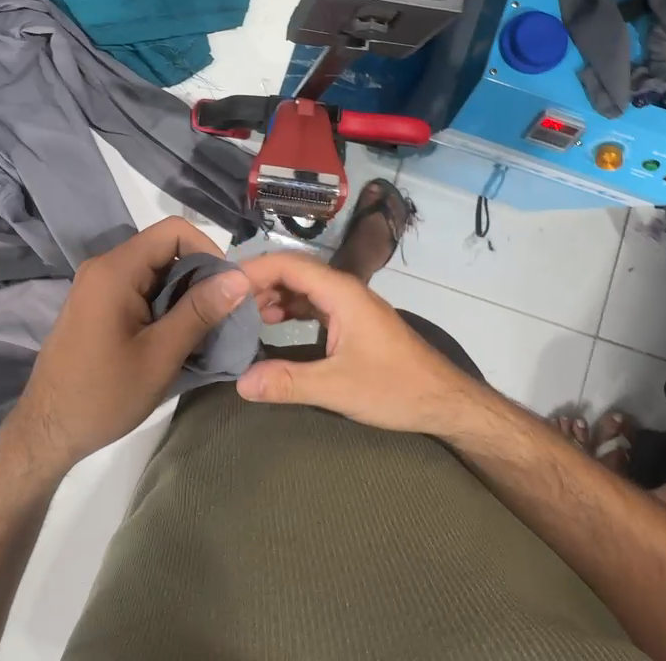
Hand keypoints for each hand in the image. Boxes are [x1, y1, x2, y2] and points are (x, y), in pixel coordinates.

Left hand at [3, 218, 249, 472]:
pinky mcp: (96, 305)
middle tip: (225, 314)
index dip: (209, 250)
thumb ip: (200, 311)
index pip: (173, 231)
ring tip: (206, 329)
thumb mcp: (160, 355)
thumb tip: (239, 277)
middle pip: (165, 249)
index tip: (228, 289)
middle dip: (200, 275)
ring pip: (154, 271)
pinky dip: (164, 304)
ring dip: (184, 293)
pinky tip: (178, 336)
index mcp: (115, 270)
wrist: (48, 431)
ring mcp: (97, 286)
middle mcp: (104, 267)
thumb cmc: (104, 395)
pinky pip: (139, 288)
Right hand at [236, 253, 487, 437]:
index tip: (220, 286)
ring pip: (302, 287)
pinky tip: (272, 325)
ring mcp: (350, 304)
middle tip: (223, 303)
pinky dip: (289, 309)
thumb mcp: (337, 388)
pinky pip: (313, 303)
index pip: (286, 264)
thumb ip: (287, 382)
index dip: (251, 270)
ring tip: (242, 315)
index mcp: (340, 292)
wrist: (445, 401)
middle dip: (256, 282)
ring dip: (272, 296)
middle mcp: (343, 289)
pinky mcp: (353, 321)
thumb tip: (240, 383)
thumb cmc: (396, 388)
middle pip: (291, 271)